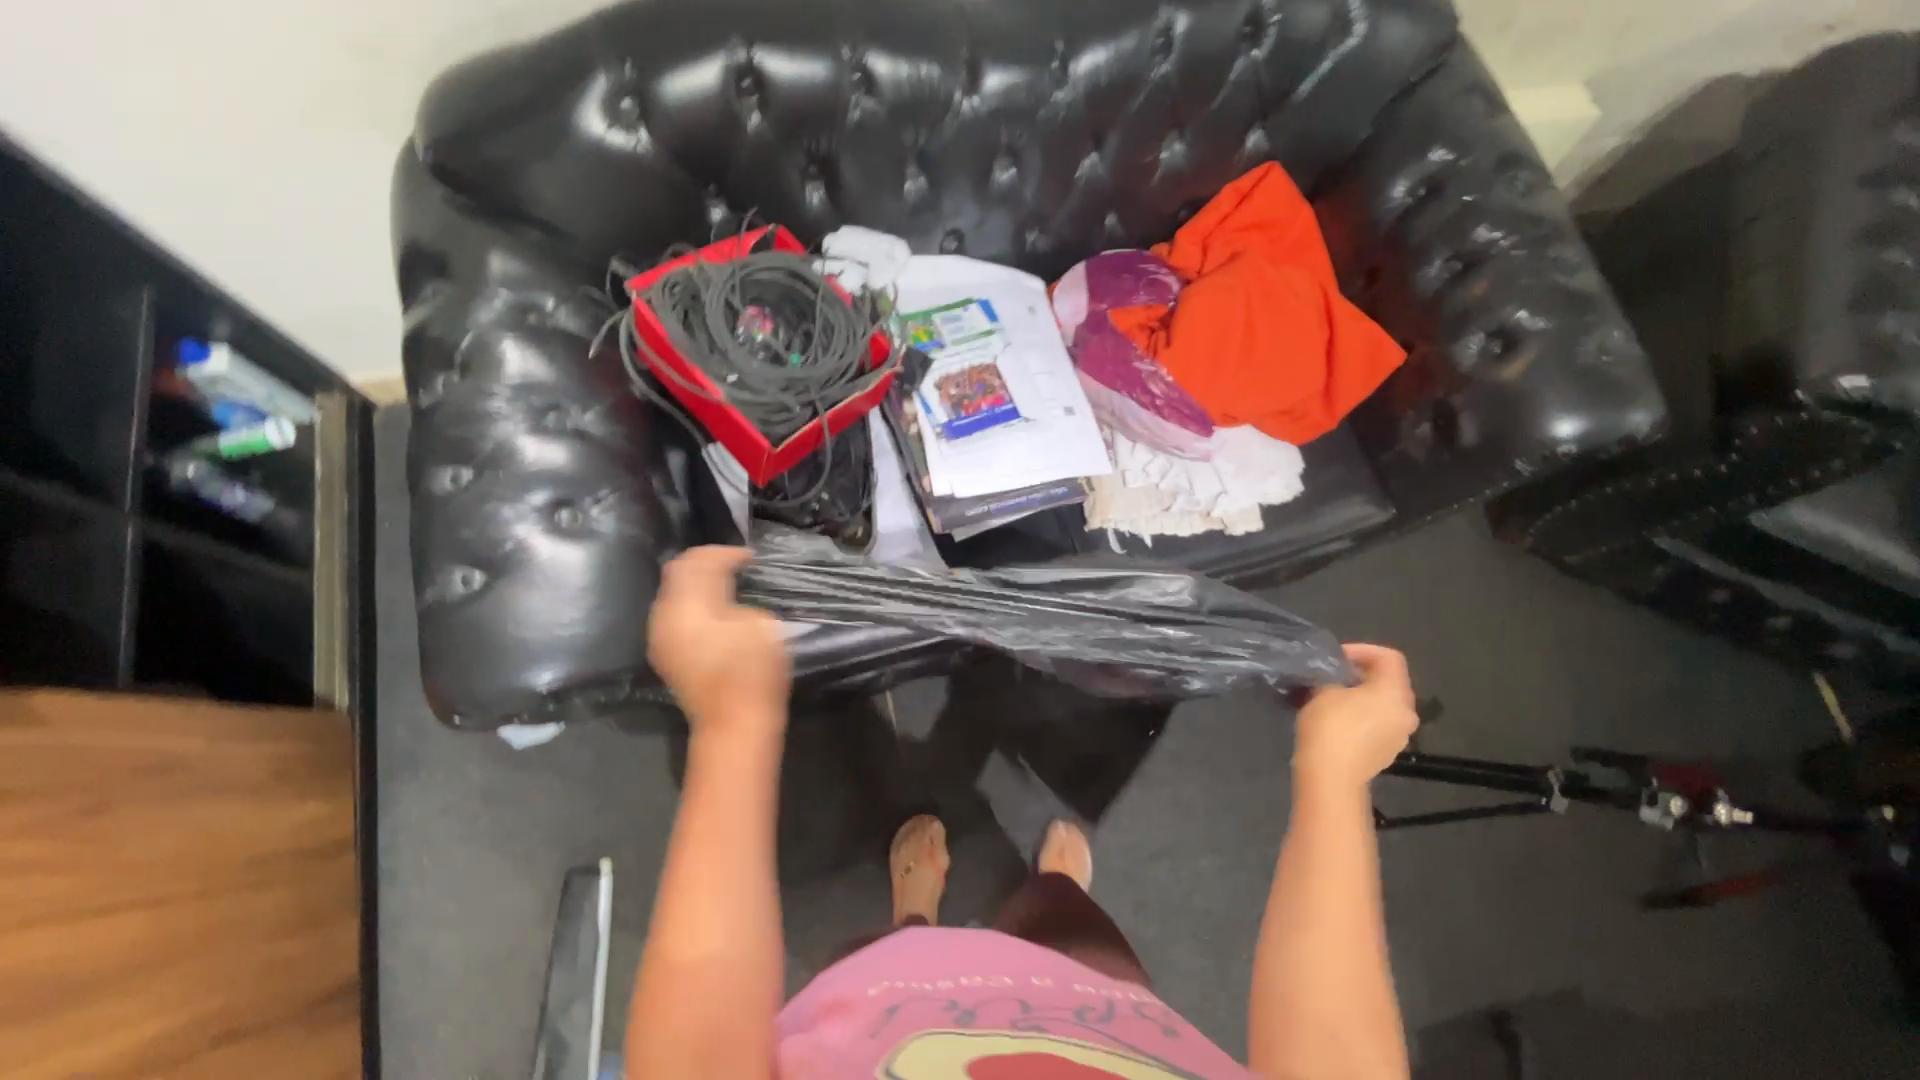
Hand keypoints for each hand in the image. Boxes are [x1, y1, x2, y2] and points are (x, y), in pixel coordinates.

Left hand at [647, 546, 790, 734]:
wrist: (735, 725)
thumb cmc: (752, 672)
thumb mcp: (757, 622)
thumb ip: (735, 598)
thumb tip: (726, 596)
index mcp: (683, 606)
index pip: (695, 562)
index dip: (723, 553)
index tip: (749, 557)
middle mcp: (663, 617)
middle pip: (677, 574)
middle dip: (706, 564)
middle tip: (736, 564)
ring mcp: (660, 638)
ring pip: (673, 595)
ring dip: (698, 583)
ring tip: (727, 583)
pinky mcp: (667, 655)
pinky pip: (675, 615)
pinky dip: (694, 604)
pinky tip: (717, 609)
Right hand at [1293, 644, 1418, 789]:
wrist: (1332, 777)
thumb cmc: (1331, 727)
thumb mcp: (1322, 690)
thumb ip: (1331, 678)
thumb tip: (1332, 679)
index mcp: (1395, 692)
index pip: (1390, 658)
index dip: (1363, 650)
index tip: (1337, 657)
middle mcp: (1406, 712)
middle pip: (1390, 682)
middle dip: (1361, 674)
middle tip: (1333, 674)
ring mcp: (1400, 735)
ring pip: (1385, 705)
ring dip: (1362, 696)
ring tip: (1332, 697)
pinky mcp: (1387, 752)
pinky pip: (1379, 724)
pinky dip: (1362, 716)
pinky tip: (1337, 721)